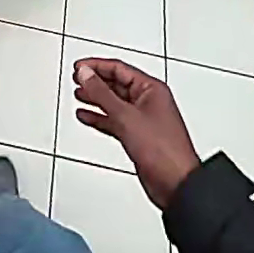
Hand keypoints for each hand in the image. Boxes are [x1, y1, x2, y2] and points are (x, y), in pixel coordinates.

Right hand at [72, 58, 201, 209]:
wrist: (176, 186)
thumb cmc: (164, 151)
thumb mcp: (126, 115)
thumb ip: (102, 93)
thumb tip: (86, 73)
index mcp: (151, 90)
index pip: (119, 68)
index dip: (96, 66)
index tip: (79, 67)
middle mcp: (148, 102)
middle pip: (116, 84)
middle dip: (95, 81)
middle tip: (77, 78)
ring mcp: (143, 120)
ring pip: (114, 102)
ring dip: (96, 98)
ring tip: (79, 94)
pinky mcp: (138, 137)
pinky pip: (114, 120)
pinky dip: (100, 117)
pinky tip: (87, 116)